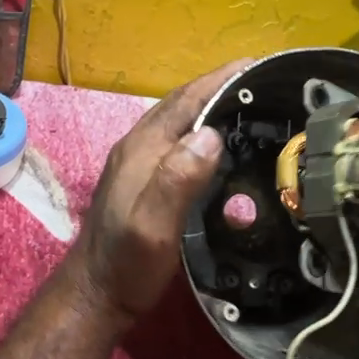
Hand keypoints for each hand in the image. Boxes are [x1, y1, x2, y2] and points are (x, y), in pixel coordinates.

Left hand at [68, 61, 246, 322]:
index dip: (220, 79)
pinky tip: (222, 145)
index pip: (186, 100)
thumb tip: (211, 134)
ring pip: (178, 120)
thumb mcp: (153, 226)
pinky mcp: (142, 179)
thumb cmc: (126, 264)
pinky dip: (202, 130)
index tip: (258, 64)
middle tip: (263, 81)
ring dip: (210, 105)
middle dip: (219, 86)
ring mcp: (137, 162)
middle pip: (182, 104)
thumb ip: (177, 179)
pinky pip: (176, 140)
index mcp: (142, 148)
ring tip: (250, 105)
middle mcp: (138, 146)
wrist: (95, 295)